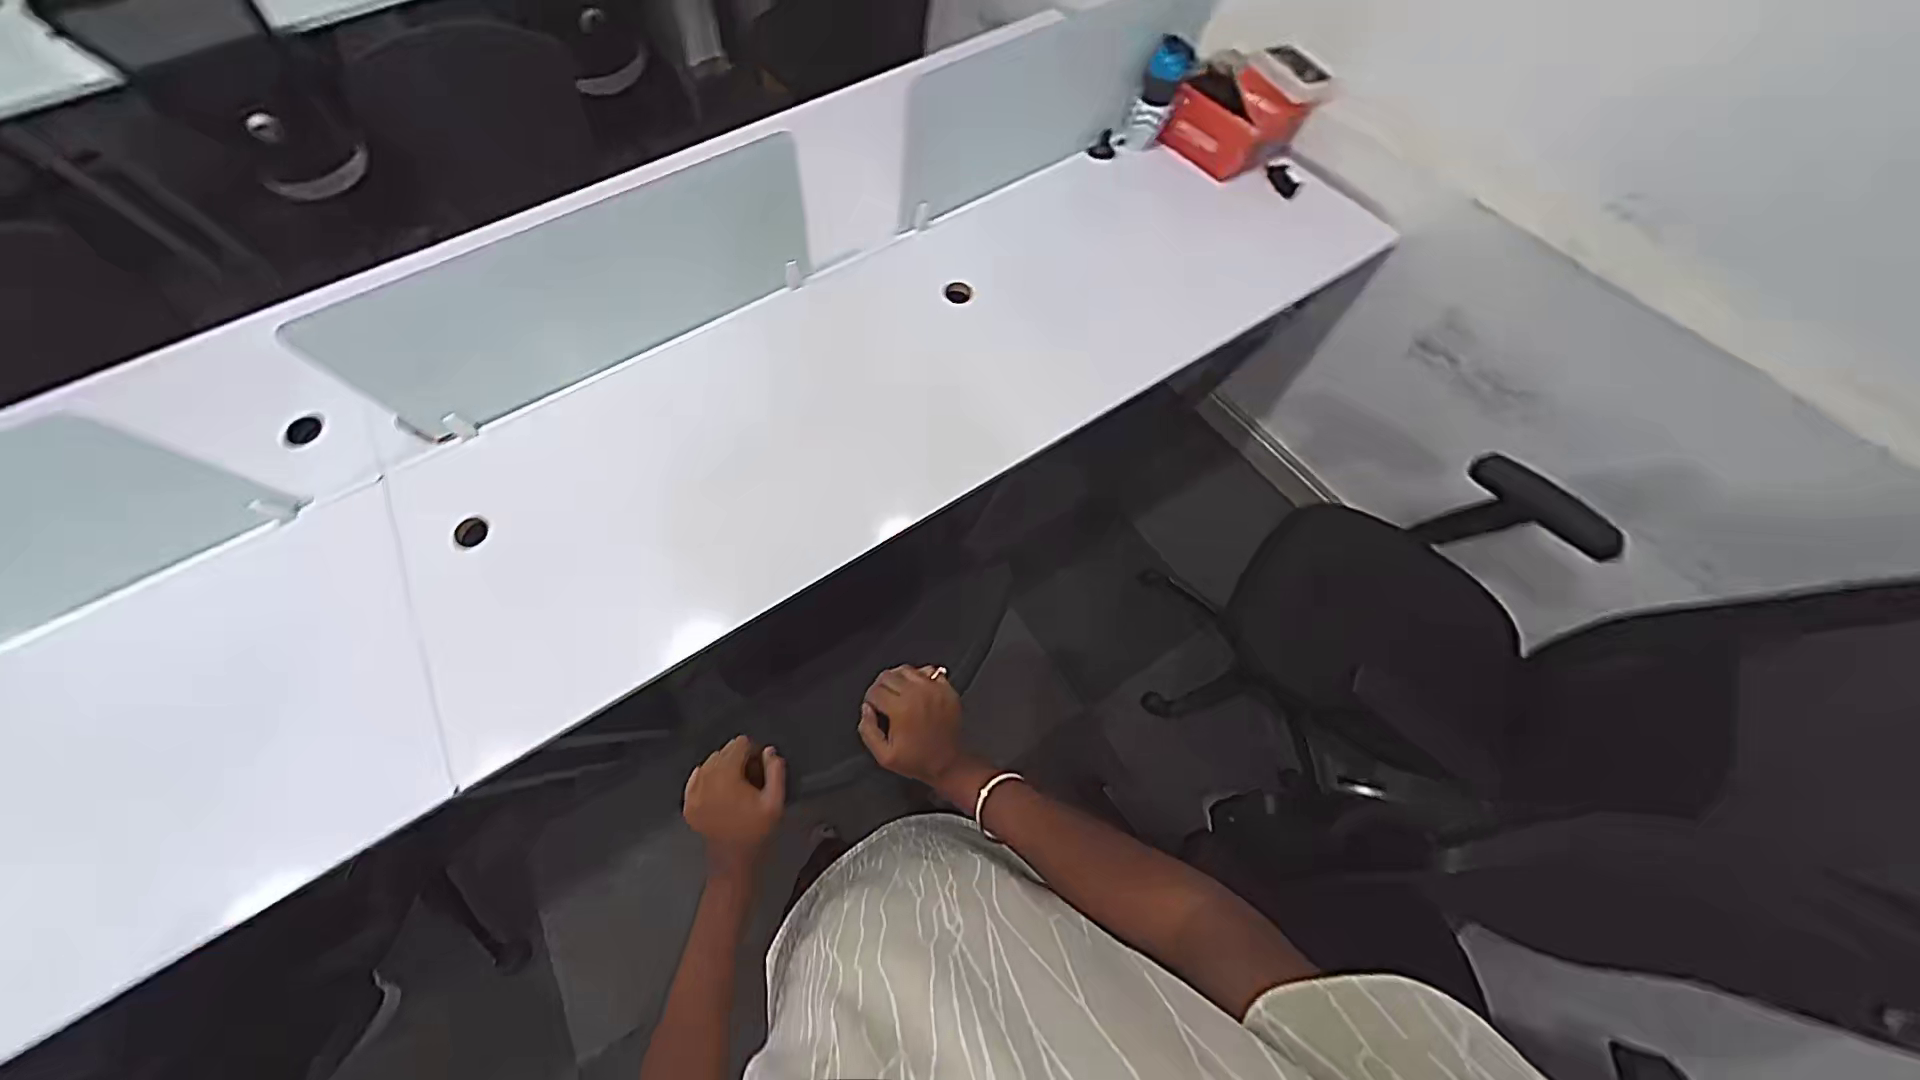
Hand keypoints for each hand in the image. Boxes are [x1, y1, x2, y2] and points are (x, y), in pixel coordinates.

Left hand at [683, 736, 785, 877]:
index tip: (762, 767)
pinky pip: (697, 777)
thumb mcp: (775, 801)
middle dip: (739, 758)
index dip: (754, 751)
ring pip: (710, 762)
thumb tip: (769, 751)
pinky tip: (721, 790)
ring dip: (724, 767)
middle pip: (723, 751)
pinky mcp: (687, 804)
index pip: (739, 744)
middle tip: (752, 778)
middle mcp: (705, 780)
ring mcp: (693, 793)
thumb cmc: (757, 831)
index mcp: (726, 777)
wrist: (732, 861)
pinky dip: (709, 778)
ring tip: (738, 785)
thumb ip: (776, 771)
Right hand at [859, 666, 987, 798]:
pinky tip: (916, 689)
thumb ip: (868, 730)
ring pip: (906, 670)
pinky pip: (929, 671)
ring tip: (897, 693)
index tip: (873, 707)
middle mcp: (917, 694)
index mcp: (901, 709)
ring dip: (898, 679)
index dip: (870, 699)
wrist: (948, 763)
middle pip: (888, 676)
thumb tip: (866, 709)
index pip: (875, 691)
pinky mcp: (947, 690)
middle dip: (880, 687)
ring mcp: (934, 689)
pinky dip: (919, 676)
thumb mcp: (884, 756)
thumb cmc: (917, 760)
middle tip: (882, 700)